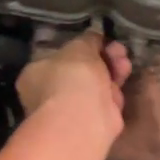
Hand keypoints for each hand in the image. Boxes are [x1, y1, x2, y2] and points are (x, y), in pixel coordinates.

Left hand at [16, 31, 130, 131]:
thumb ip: (87, 40)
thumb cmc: (71, 75)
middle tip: (117, 49)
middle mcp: (49, 94)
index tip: (98, 41)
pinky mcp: (91, 121)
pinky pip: (104, 100)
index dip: (80, 47)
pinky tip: (124, 75)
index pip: (58, 57)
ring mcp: (70, 110)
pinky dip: (115, 89)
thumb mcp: (80, 46)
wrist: (83, 117)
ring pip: (95, 84)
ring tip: (124, 61)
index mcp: (35, 74)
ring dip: (112, 69)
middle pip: (79, 70)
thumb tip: (93, 38)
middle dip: (101, 58)